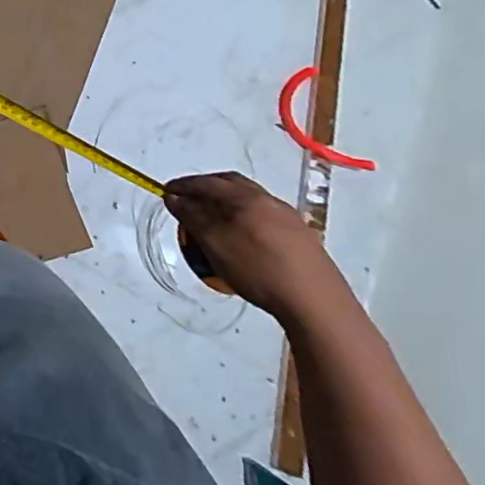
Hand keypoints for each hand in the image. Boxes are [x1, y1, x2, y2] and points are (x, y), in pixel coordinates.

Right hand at [164, 171, 346, 322]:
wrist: (316, 302)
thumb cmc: (259, 270)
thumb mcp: (216, 245)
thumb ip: (193, 218)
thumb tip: (175, 198)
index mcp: (246, 197)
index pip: (208, 182)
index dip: (185, 185)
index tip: (167, 191)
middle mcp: (268, 199)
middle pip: (232, 184)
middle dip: (208, 187)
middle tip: (189, 198)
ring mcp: (288, 217)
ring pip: (250, 200)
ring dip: (228, 202)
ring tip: (215, 219)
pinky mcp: (301, 237)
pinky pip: (265, 217)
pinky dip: (246, 218)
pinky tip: (245, 239)